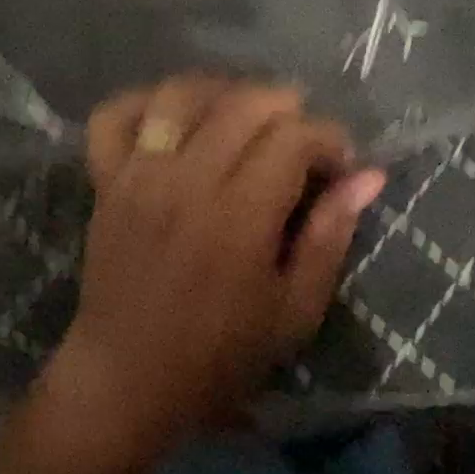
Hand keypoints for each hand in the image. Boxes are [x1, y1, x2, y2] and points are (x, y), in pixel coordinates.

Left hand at [0, 78, 385, 473]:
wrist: (126, 382)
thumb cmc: (220, 354)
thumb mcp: (295, 311)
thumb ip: (332, 236)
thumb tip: (368, 175)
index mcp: (239, 218)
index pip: (294, 137)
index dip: (329, 139)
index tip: (338, 164)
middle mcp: (187, 182)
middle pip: (245, 103)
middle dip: (287, 107)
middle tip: (299, 140)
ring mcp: (139, 175)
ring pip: (182, 94)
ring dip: (224, 91)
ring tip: (245, 115)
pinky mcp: (106, 180)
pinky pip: (115, 115)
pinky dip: (146, 101)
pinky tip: (177, 116)